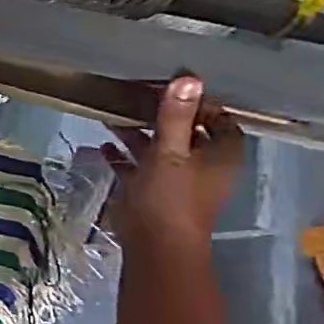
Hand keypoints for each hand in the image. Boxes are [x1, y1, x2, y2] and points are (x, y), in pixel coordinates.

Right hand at [101, 76, 243, 251]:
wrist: (155, 245)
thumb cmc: (171, 198)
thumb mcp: (171, 152)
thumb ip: (176, 116)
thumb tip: (188, 78)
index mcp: (219, 153)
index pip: (217, 118)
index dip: (198, 102)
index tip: (171, 87)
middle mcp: (201, 163)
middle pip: (184, 131)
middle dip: (162, 114)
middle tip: (135, 95)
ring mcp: (174, 178)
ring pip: (158, 147)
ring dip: (139, 132)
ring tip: (113, 114)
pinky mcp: (150, 191)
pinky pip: (137, 166)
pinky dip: (123, 155)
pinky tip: (104, 144)